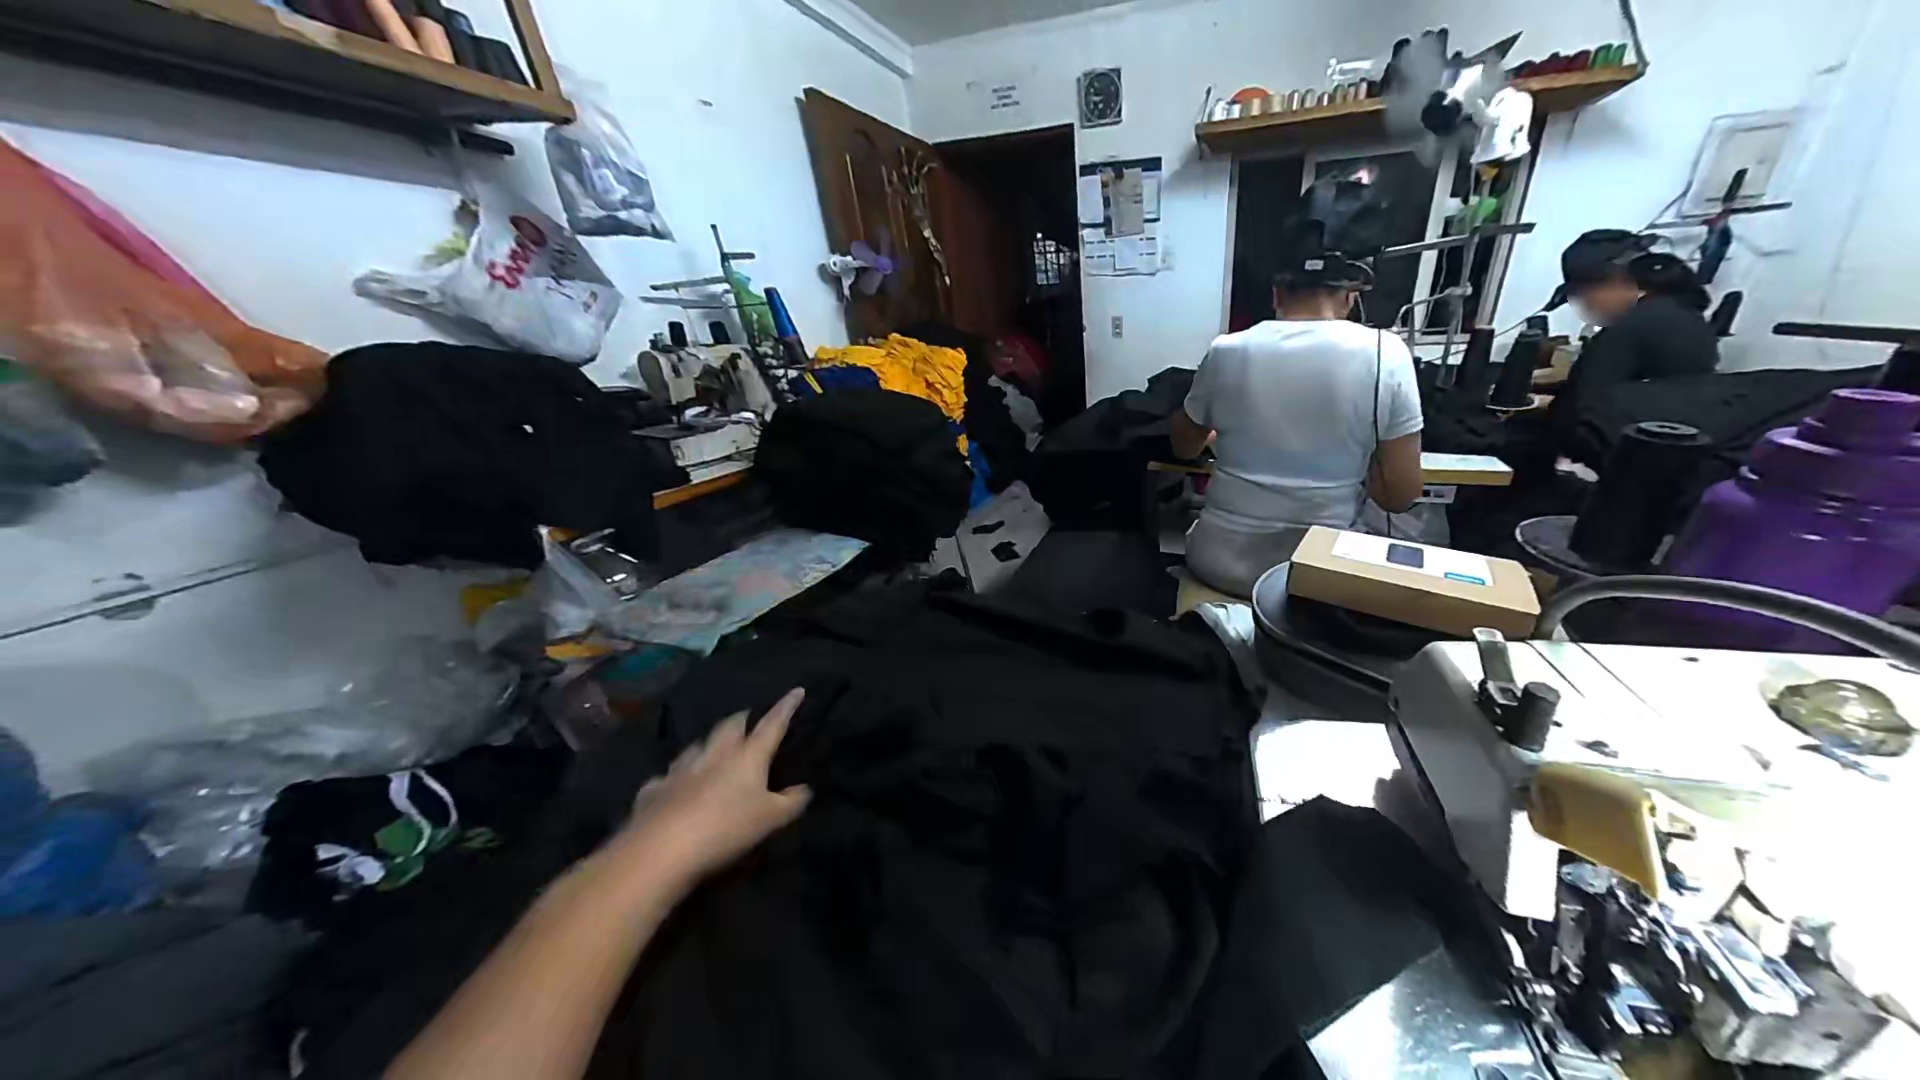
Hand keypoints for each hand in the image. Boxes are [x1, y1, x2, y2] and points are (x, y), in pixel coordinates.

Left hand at [613, 688, 812, 884]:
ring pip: (696, 746)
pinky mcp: (654, 790)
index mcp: (747, 756)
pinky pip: (667, 777)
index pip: (772, 724)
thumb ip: (792, 802)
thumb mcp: (771, 820)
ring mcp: (680, 769)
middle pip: (729, 726)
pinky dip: (676, 778)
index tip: (797, 690)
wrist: (661, 850)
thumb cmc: (726, 828)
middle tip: (748, 721)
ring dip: (708, 745)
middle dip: (742, 720)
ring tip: (712, 750)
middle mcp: (714, 754)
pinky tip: (674, 786)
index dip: (786, 707)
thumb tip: (804, 788)